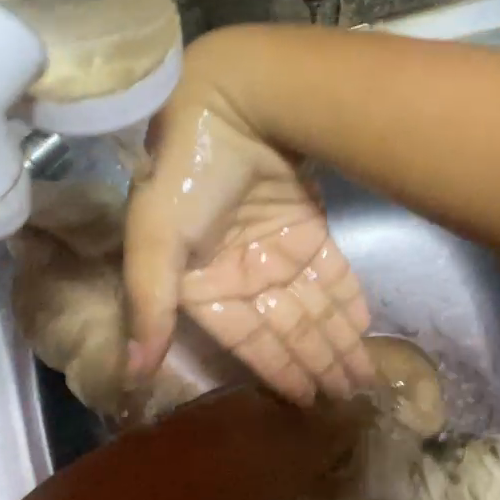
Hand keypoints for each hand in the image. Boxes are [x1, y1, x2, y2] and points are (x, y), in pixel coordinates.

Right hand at [124, 69, 374, 406]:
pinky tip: (365, 331)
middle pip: (287, 328)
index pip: (246, 339)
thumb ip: (149, 305)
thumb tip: (133, 373)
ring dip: (340, 342)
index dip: (276, 370)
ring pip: (314, 307)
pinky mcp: (308, 228)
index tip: (305, 402)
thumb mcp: (155, 238)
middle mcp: (240, 273)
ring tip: (366, 378)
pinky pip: (332, 274)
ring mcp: (277, 250)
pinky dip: (348, 302)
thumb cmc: (187, 172)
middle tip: (351, 401)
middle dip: (318, 363)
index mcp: (202, 284)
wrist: (233, 98)